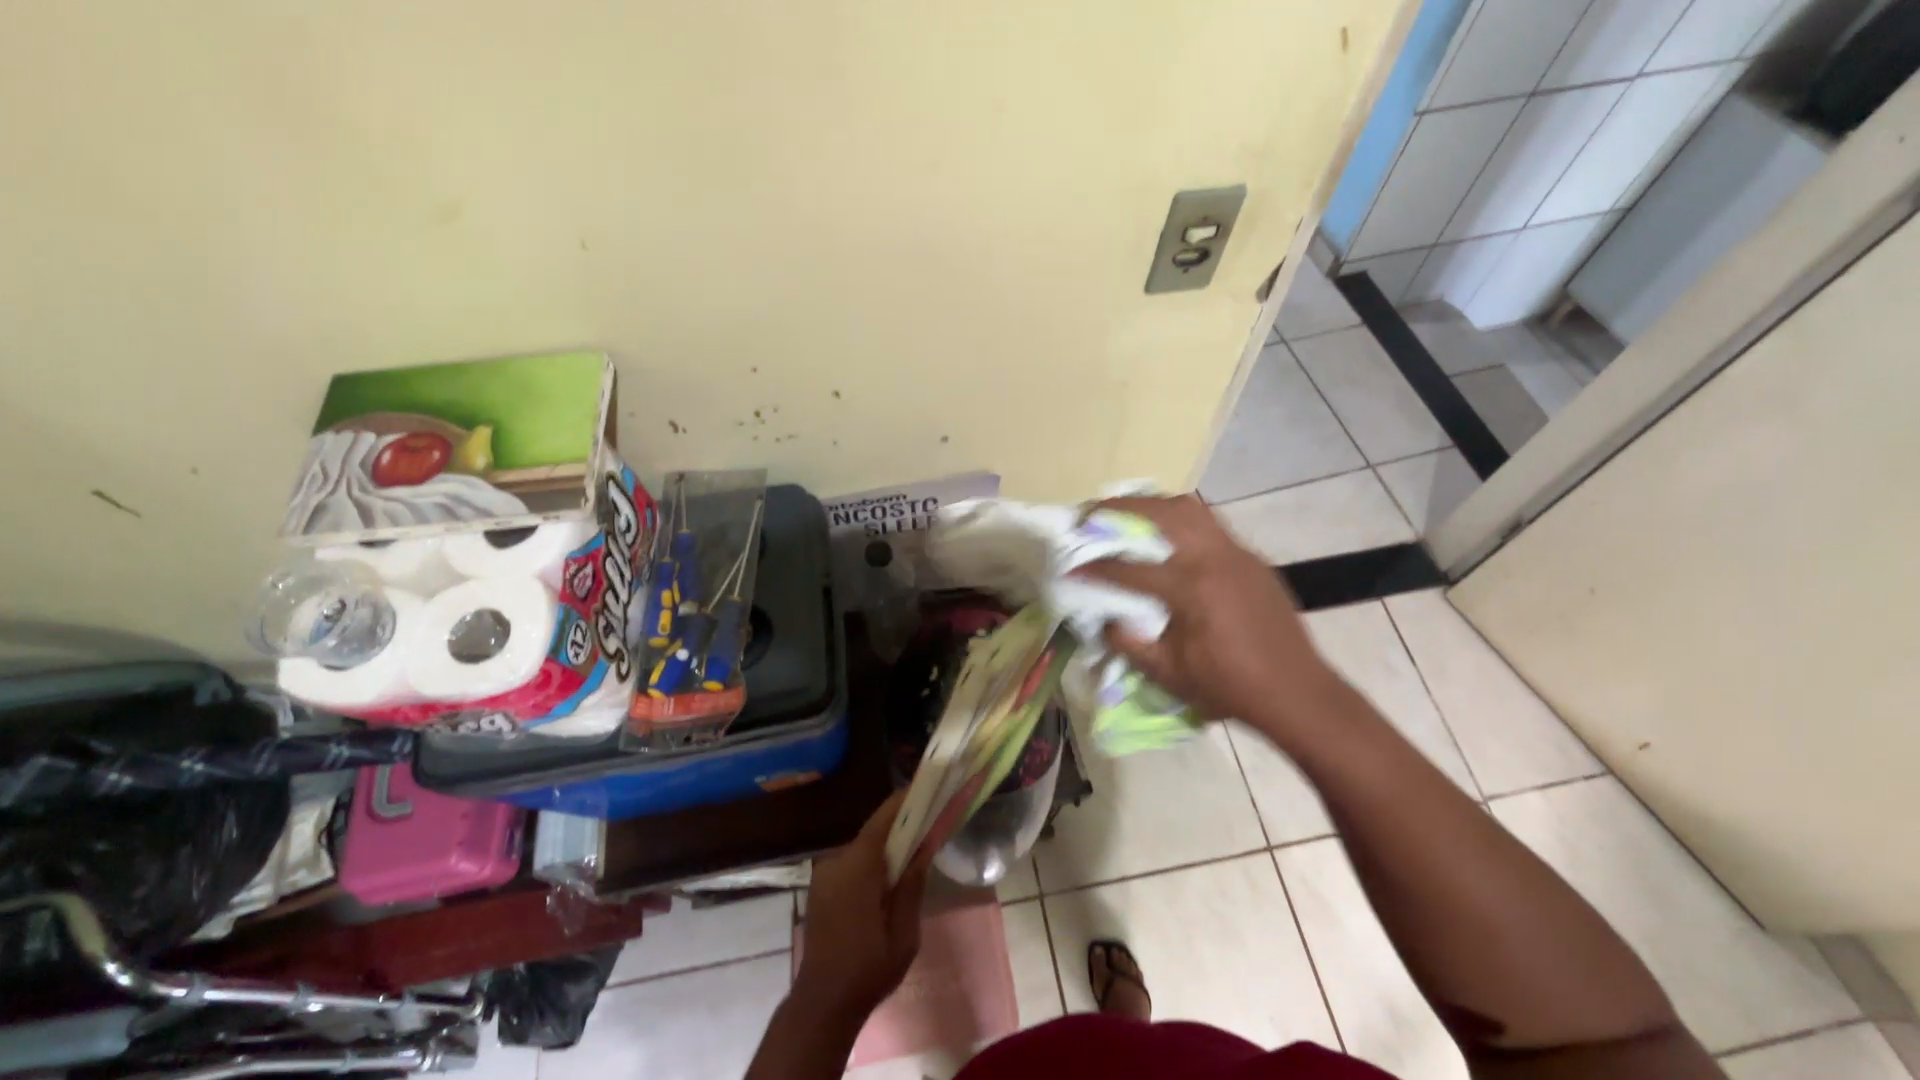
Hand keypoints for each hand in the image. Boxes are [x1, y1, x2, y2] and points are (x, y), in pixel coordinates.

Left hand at [794, 791, 933, 1020]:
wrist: (822, 1003)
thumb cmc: (869, 968)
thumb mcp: (904, 931)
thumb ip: (913, 883)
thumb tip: (926, 844)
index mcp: (858, 866)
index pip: (884, 819)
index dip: (907, 801)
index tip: (929, 788)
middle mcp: (836, 861)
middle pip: (875, 833)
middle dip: (902, 829)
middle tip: (931, 829)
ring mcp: (824, 875)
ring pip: (863, 851)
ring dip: (887, 851)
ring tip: (915, 858)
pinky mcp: (820, 889)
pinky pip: (852, 866)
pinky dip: (872, 866)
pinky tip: (889, 883)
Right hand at [1073, 494, 1341, 740]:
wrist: (1295, 691)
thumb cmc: (1229, 687)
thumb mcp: (1168, 674)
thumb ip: (1129, 642)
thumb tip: (1106, 619)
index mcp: (1189, 588)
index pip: (1129, 567)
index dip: (1095, 567)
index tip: (1071, 565)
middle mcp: (1212, 558)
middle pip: (1160, 512)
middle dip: (1120, 509)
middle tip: (1092, 515)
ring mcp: (1236, 553)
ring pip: (1190, 508)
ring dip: (1154, 505)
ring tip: (1129, 516)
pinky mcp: (1251, 559)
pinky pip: (1211, 525)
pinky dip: (1182, 522)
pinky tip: (1170, 540)